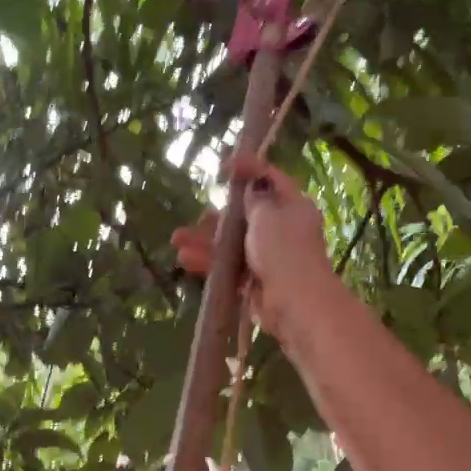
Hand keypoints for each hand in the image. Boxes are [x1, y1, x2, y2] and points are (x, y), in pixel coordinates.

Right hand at [170, 154, 333, 334]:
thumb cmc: (283, 249)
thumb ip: (254, 198)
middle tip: (199, 216)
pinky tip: (185, 260)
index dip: (248, 168)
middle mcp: (281, 228)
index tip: (223, 167)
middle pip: (245, 215)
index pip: (269, 178)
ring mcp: (267, 256)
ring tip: (177, 240)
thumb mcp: (267, 214)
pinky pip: (228, 266)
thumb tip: (251, 189)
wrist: (293, 303)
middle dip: (218, 215)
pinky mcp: (254, 280)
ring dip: (204, 240)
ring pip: (231, 242)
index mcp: (292, 205)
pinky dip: (208, 262)